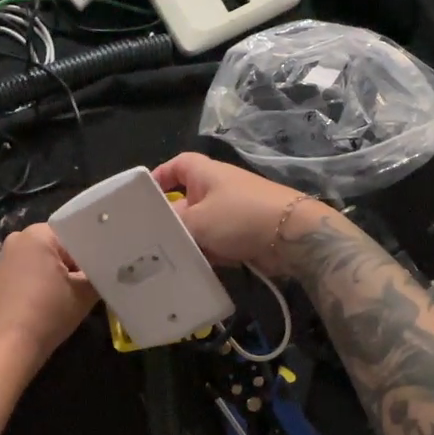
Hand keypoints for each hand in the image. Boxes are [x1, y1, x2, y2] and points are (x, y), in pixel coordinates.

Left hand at [0, 224, 97, 369]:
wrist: (8, 347)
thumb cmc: (48, 314)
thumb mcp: (84, 294)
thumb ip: (98, 275)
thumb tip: (105, 271)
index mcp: (37, 234)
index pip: (74, 233)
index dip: (92, 251)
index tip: (105, 267)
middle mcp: (17, 240)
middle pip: (57, 246)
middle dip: (75, 263)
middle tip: (94, 282)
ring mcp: (4, 260)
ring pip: (42, 261)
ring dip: (58, 275)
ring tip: (75, 295)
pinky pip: (27, 275)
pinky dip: (41, 284)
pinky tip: (52, 303)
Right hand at [151, 152, 324, 273]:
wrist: (290, 237)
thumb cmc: (239, 217)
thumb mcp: (197, 220)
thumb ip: (173, 224)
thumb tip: (156, 229)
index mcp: (206, 174)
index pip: (178, 165)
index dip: (161, 176)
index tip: (144, 196)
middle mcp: (218, 190)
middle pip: (185, 202)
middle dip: (170, 221)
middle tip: (148, 241)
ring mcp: (230, 214)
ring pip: (198, 227)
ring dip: (187, 242)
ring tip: (166, 260)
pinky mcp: (241, 236)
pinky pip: (214, 244)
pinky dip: (204, 254)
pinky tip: (191, 269)